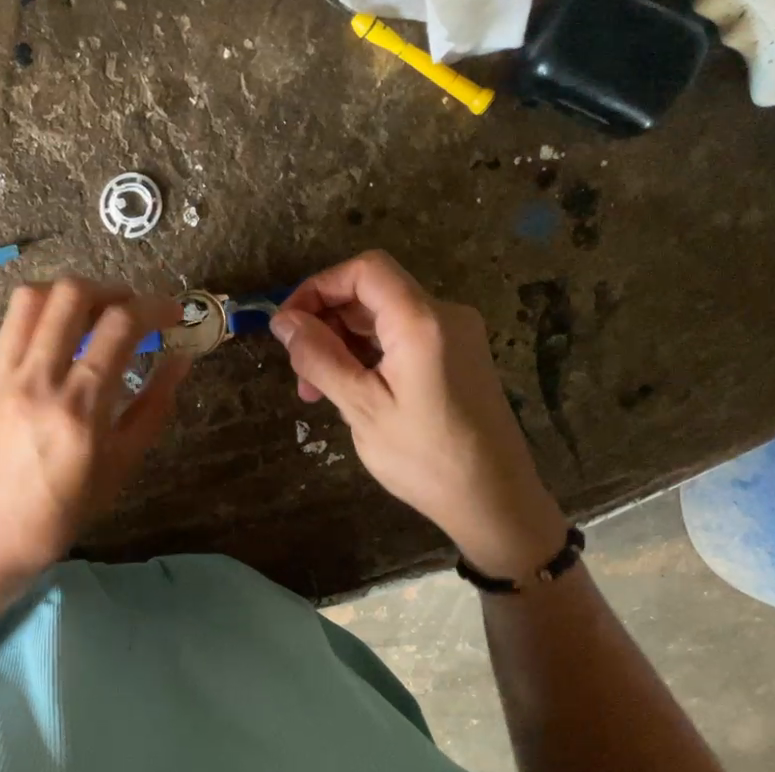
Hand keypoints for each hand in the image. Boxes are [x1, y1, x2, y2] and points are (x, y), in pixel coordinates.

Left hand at [0, 279, 187, 593]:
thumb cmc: (67, 507)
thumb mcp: (122, 463)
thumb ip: (154, 406)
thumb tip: (182, 358)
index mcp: (81, 407)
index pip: (120, 324)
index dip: (155, 306)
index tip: (172, 311)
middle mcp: (40, 380)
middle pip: (73, 294)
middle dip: (112, 289)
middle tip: (129, 309)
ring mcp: (6, 376)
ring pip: (33, 297)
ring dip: (70, 293)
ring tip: (90, 313)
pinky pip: (11, 324)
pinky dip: (40, 314)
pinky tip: (56, 335)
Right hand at [270, 251, 566, 577]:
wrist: (491, 496)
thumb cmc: (423, 456)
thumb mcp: (361, 408)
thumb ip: (321, 358)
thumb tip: (284, 321)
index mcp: (422, 321)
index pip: (365, 271)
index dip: (317, 287)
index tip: (286, 326)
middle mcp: (443, 315)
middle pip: (371, 292)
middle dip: (324, 322)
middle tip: (297, 373)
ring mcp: (453, 335)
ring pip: (381, 318)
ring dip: (340, 343)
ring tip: (316, 392)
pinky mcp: (454, 357)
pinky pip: (399, 339)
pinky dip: (364, 356)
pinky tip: (348, 392)